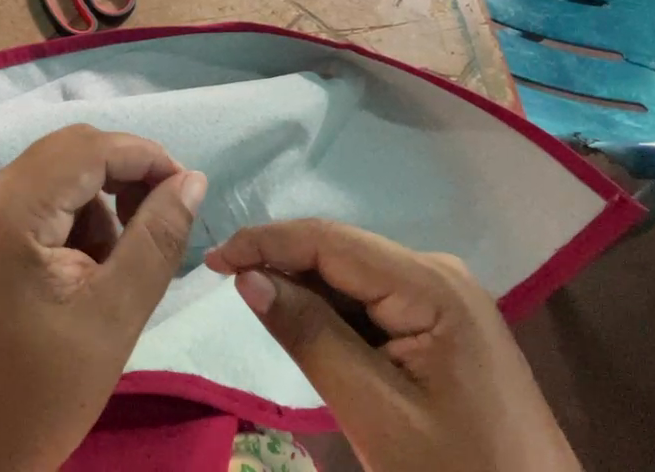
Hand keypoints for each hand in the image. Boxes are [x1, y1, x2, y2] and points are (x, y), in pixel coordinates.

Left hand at [0, 125, 206, 471]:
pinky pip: (43, 198)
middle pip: (73, 150)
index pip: (91, 148)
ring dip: (103, 202)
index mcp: (15, 207)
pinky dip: (78, 218)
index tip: (187, 193)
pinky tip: (89, 270)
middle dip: (125, 176)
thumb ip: (158, 237)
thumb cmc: (46, 388)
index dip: (146, 158)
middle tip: (159, 224)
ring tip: (119, 265)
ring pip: (61, 172)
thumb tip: (191, 179)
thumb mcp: (117, 312)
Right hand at [206, 220, 579, 471]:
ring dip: (304, 289)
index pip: (329, 241)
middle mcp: (439, 273)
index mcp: (432, 285)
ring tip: (257, 306)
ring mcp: (444, 298)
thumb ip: (309, 334)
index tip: (210, 262)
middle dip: (281, 263)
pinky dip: (332, 313)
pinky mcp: (442, 323)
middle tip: (224, 286)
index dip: (265, 243)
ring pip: (351, 277)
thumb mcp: (375, 412)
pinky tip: (306, 328)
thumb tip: (246, 275)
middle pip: (339, 252)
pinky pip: (371, 302)